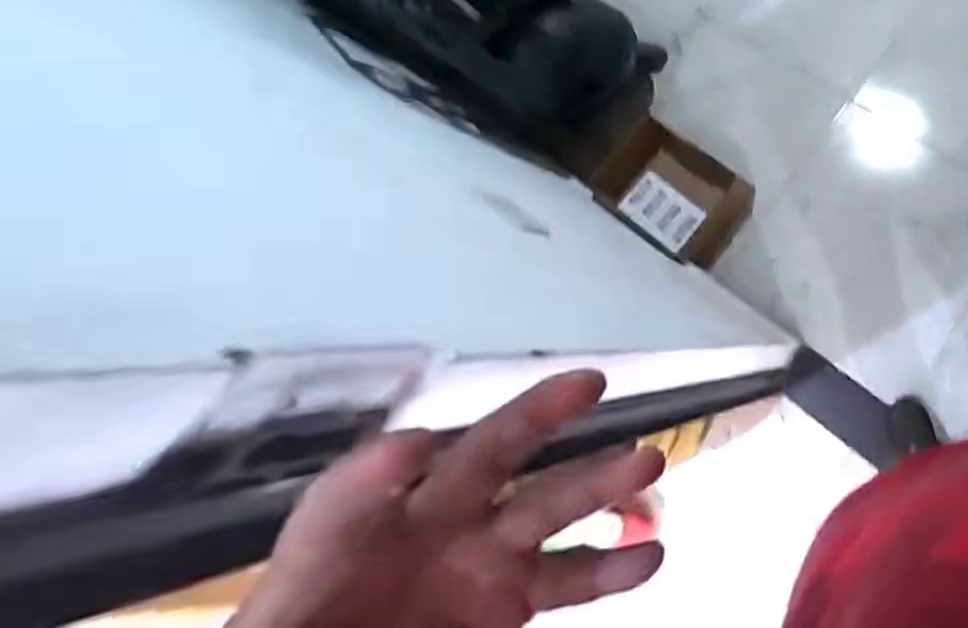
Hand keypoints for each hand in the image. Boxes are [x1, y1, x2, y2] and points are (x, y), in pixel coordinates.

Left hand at [232, 370, 667, 627]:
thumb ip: (298, 613)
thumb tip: (388, 479)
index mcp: (339, 547)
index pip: (346, 502)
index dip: (374, 475)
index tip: (408, 452)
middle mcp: (425, 528)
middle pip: (483, 457)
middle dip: (536, 416)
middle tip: (589, 383)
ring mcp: (478, 557)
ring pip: (549, 503)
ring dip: (601, 479)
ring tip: (649, 463)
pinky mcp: (513, 595)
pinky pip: (571, 573)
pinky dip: (613, 562)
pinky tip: (649, 554)